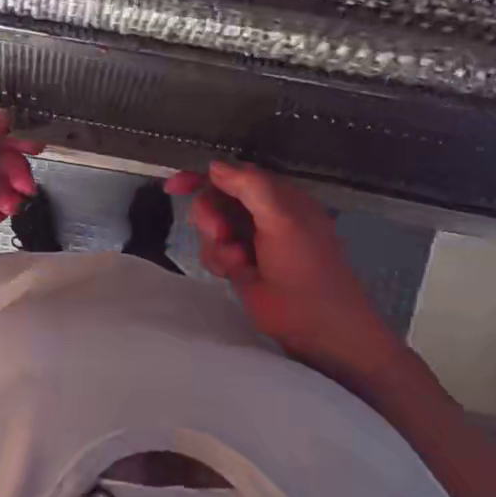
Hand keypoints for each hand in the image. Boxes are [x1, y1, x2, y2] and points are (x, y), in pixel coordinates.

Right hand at [166, 161, 393, 369]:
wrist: (321, 330)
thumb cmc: (306, 272)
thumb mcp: (282, 221)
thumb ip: (251, 187)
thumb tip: (215, 166)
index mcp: (280, 197)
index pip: (234, 174)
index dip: (203, 176)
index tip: (174, 186)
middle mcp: (262, 215)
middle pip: (216, 200)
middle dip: (211, 216)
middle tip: (222, 234)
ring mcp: (250, 241)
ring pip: (211, 228)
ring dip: (215, 243)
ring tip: (237, 262)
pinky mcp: (240, 267)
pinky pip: (213, 252)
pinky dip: (218, 260)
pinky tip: (236, 273)